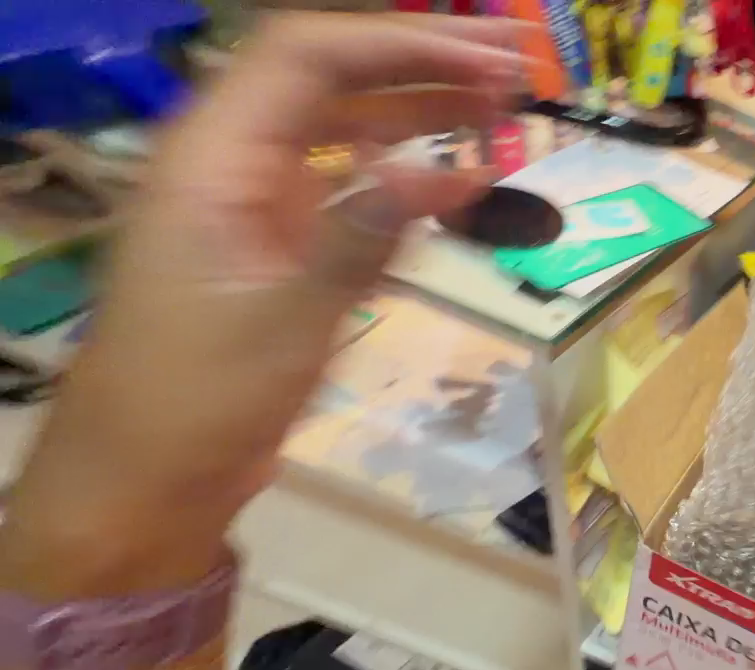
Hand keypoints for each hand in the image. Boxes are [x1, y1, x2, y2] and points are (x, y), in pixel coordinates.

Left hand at [0, 14, 527, 596]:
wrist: (160, 461)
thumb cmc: (207, 392)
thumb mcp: (289, 318)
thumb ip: (360, 239)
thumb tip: (439, 176)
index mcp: (216, 159)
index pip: (310, 58)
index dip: (406, 47)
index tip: (494, 64)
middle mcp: (238, 162)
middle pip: (334, 81)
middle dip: (425, 68)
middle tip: (518, 77)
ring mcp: (265, 203)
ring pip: (348, 132)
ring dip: (423, 116)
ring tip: (503, 115)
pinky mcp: (289, 244)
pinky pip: (356, 191)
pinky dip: (413, 182)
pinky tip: (461, 188)